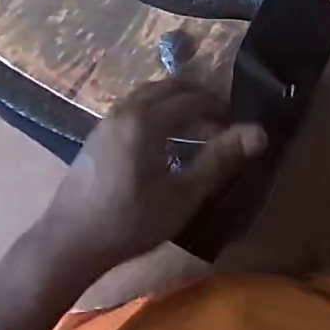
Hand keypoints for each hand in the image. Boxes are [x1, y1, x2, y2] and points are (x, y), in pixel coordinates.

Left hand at [35, 80, 266, 276]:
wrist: (70, 241)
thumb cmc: (130, 221)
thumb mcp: (182, 195)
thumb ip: (219, 160)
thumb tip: (259, 132)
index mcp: (145, 120)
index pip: (191, 98)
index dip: (218, 109)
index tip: (236, 127)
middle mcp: (123, 111)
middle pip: (167, 88)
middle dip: (198, 99)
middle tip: (220, 122)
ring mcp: (106, 122)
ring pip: (147, 96)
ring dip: (175, 104)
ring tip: (196, 129)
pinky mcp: (96, 137)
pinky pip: (132, 109)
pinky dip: (155, 112)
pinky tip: (162, 142)